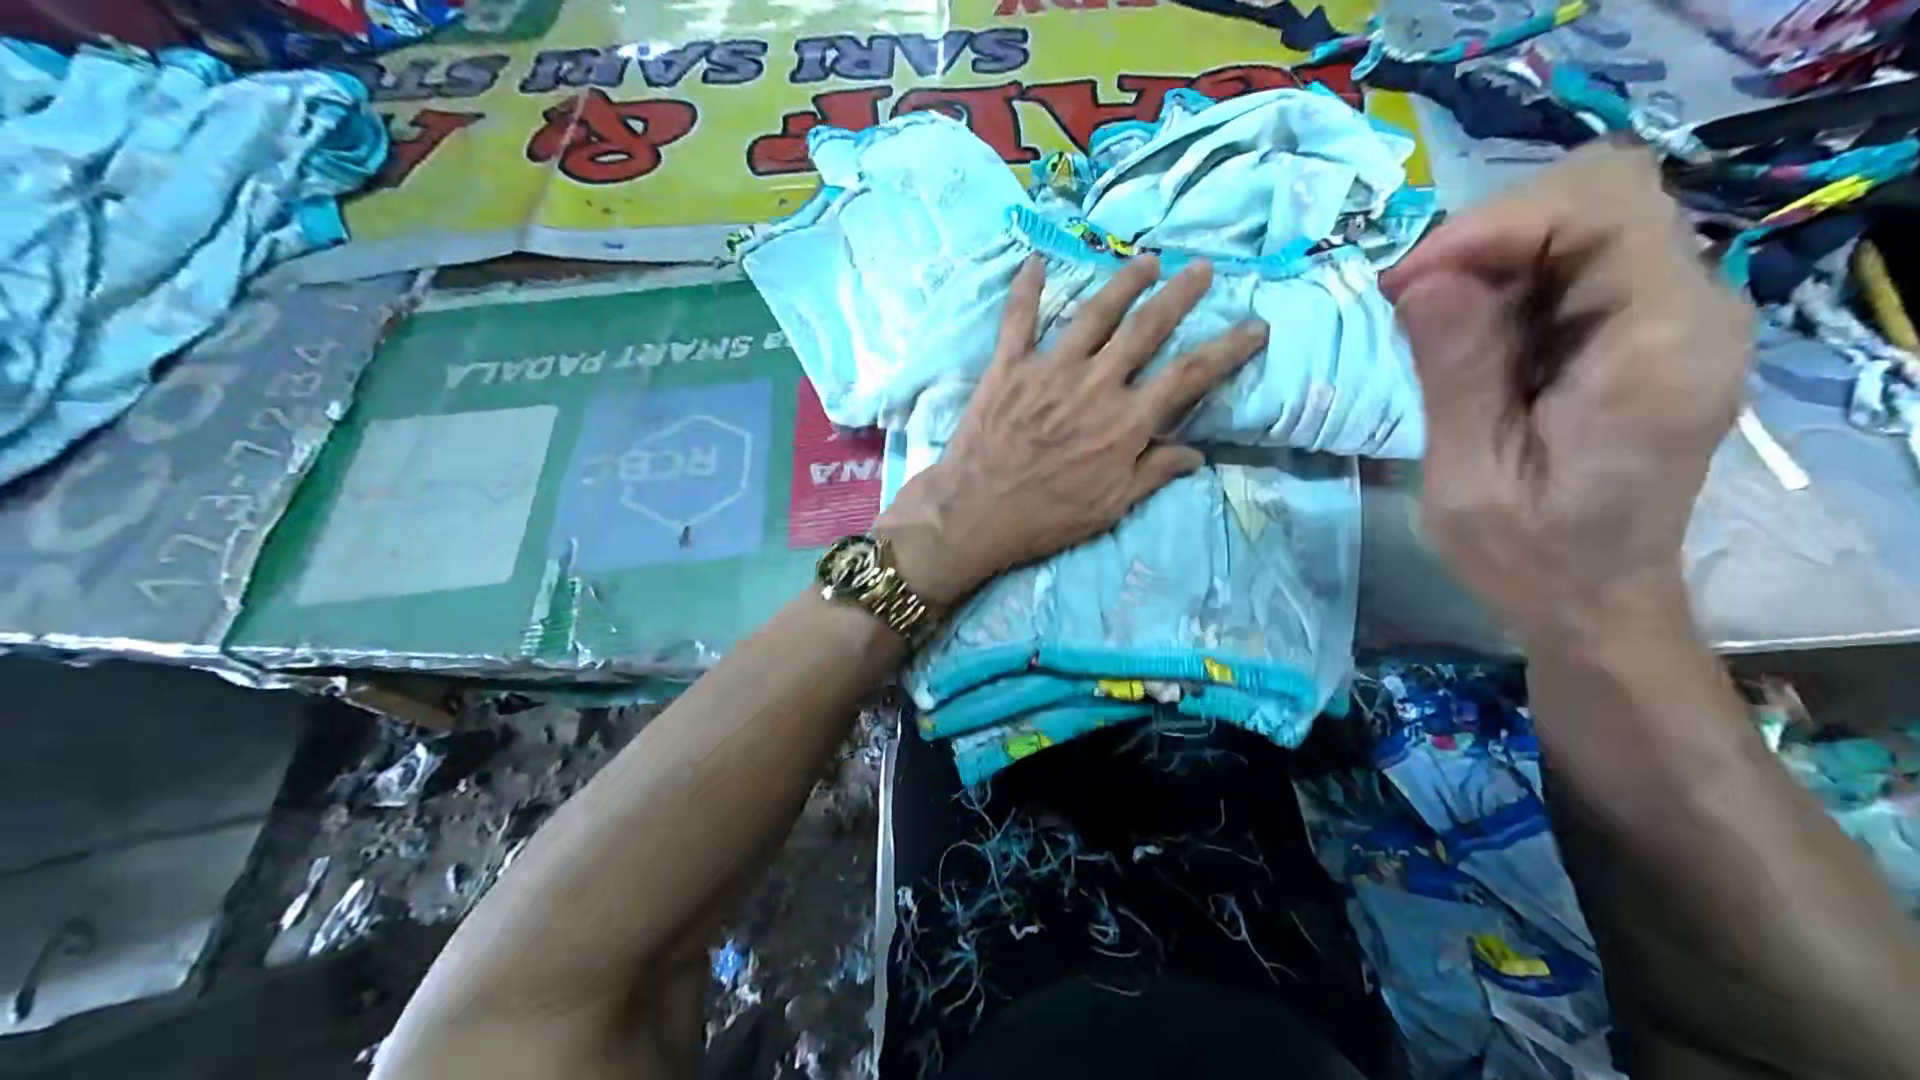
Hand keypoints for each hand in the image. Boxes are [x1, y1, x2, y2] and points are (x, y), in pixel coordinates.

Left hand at [876, 254, 1268, 606]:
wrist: (976, 514)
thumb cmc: (1047, 517)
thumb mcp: (1111, 507)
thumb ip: (1153, 473)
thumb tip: (1197, 453)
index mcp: (1124, 422)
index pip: (1188, 375)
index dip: (1227, 348)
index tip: (1255, 326)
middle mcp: (1094, 384)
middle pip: (1146, 328)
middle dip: (1179, 295)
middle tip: (1201, 269)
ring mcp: (1048, 370)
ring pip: (1093, 314)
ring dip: (1123, 282)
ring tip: (1146, 260)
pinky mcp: (1008, 367)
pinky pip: (1018, 319)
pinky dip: (1026, 289)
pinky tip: (1035, 260)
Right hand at [1378, 145, 1751, 649]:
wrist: (1593, 600)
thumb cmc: (1528, 556)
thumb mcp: (1469, 476)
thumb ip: (1455, 371)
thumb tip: (1422, 277)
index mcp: (1658, 346)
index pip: (1599, 208)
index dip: (1490, 225)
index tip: (1404, 284)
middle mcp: (1690, 310)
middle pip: (1599, 194)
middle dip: (1488, 232)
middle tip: (1410, 299)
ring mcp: (1674, 315)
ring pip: (1584, 219)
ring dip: (1490, 256)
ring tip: (1428, 322)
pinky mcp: (1645, 329)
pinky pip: (1575, 263)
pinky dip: (1505, 280)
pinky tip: (1466, 336)